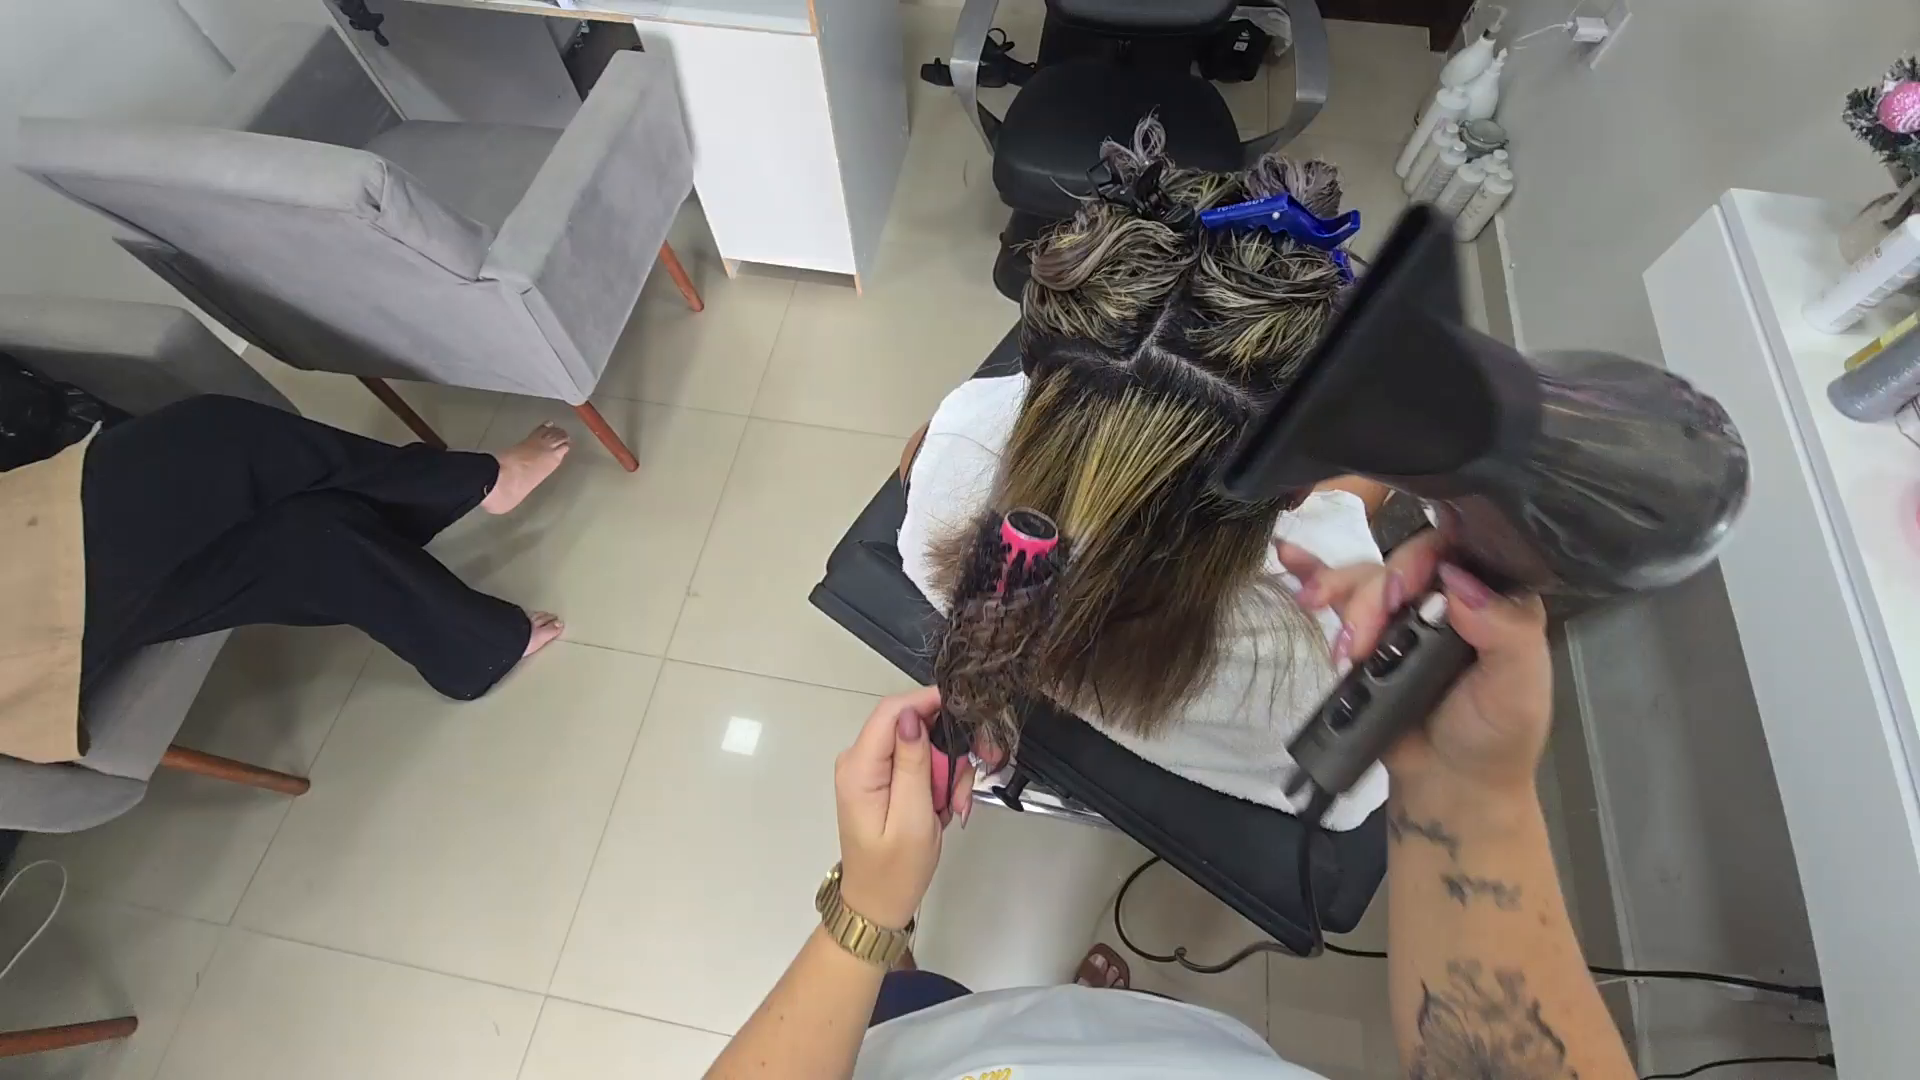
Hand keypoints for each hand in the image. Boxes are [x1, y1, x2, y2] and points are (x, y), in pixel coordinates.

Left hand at [833, 686, 974, 928]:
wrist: (878, 906)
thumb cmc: (896, 870)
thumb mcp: (912, 819)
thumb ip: (912, 764)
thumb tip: (912, 715)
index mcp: (860, 766)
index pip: (893, 710)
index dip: (930, 701)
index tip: (969, 711)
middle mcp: (860, 758)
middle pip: (911, 724)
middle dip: (948, 744)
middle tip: (976, 773)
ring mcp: (872, 767)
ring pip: (922, 742)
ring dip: (948, 768)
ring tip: (956, 804)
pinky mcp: (885, 777)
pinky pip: (918, 761)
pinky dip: (939, 778)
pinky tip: (947, 805)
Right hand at [1279, 530, 1551, 797]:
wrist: (1447, 780)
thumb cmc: (1494, 735)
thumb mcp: (1517, 687)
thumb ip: (1506, 631)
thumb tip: (1456, 580)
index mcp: (1489, 599)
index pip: (1453, 551)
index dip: (1418, 561)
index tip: (1399, 595)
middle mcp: (1442, 597)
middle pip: (1397, 565)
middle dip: (1369, 598)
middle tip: (1360, 644)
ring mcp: (1400, 613)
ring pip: (1362, 578)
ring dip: (1333, 590)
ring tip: (1312, 610)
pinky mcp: (1365, 630)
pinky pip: (1336, 592)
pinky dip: (1311, 571)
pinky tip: (1289, 555)